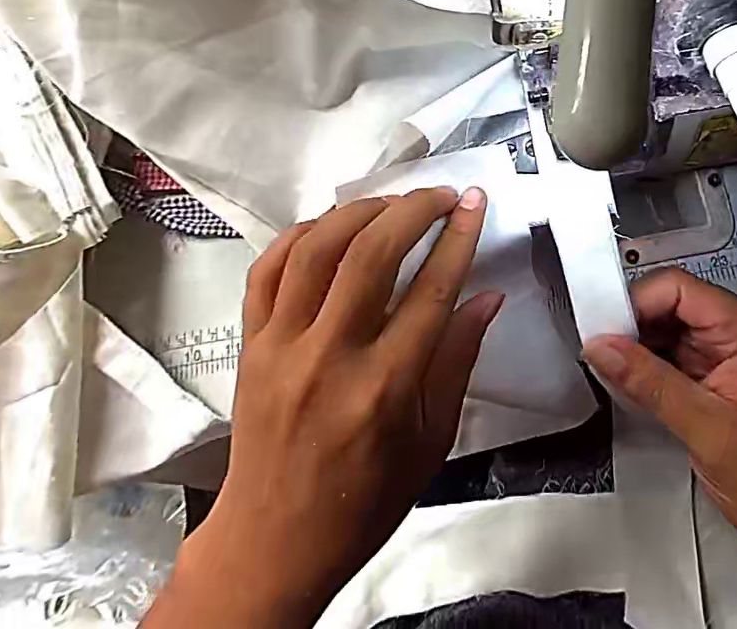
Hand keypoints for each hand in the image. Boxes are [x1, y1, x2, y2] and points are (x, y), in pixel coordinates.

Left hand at [151, 188, 502, 628]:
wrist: (273, 541)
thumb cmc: (366, 498)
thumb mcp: (432, 440)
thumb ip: (458, 359)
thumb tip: (487, 295)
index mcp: (383, 388)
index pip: (431, 290)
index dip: (459, 237)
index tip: (474, 202)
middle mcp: (329, 357)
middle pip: (371, 254)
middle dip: (412, 209)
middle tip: (439, 195)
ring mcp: (280, 345)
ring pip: (316, 248)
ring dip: (360, 211)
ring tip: (391, 203)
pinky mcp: (249, 343)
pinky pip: (268, 268)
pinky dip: (301, 234)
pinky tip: (332, 226)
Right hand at [582, 267, 736, 626]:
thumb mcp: (706, 429)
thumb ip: (648, 381)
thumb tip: (599, 346)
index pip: (679, 288)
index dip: (636, 303)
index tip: (602, 331)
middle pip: (672, 305)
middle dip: (634, 328)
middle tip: (600, 356)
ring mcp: (733, 354)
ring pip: (670, 331)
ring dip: (641, 351)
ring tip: (613, 376)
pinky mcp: (723, 377)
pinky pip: (677, 356)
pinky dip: (652, 370)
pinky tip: (633, 388)